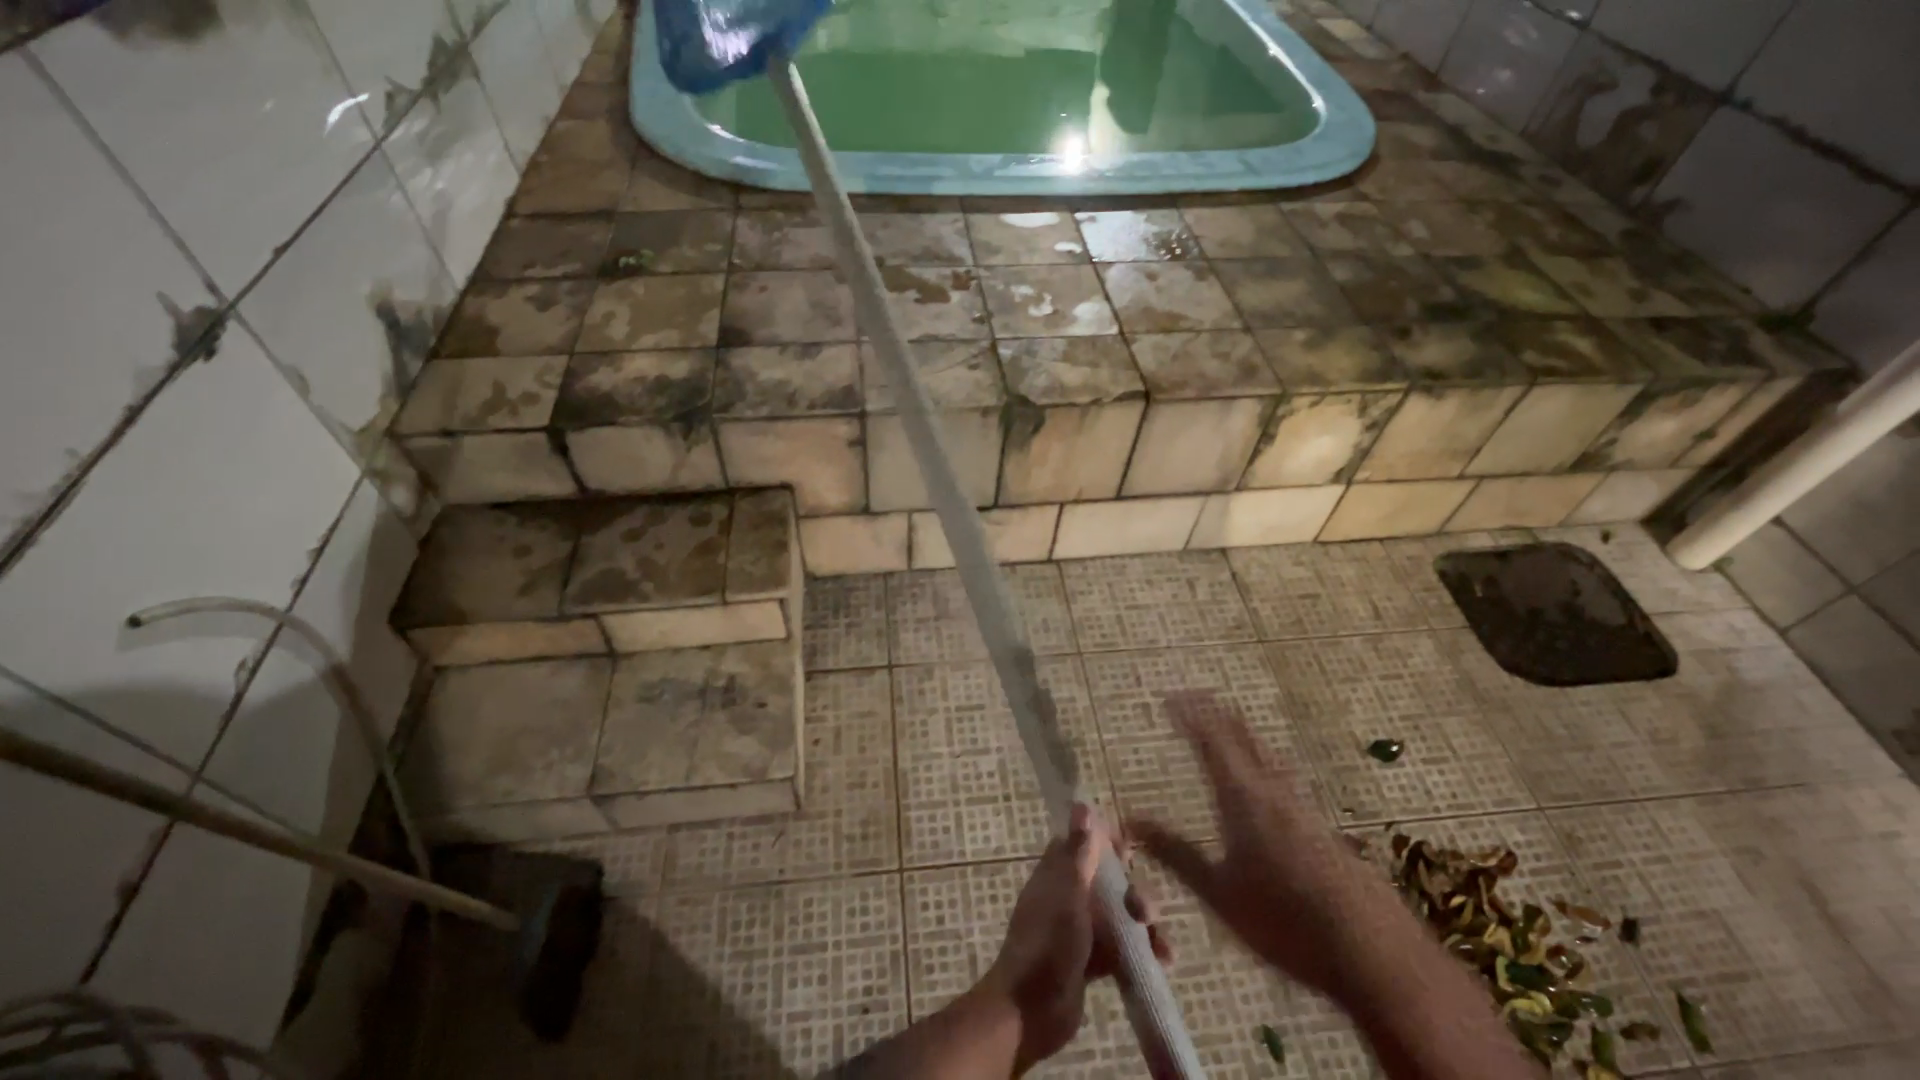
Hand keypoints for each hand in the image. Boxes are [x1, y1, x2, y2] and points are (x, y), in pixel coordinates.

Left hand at [974, 804, 1167, 1071]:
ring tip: (1160, 945)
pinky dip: (1142, 952)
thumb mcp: (1067, 894)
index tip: (1130, 851)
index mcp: (1056, 875)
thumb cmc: (1047, 944)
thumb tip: (1082, 804)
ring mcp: (1080, 930)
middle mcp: (1068, 897)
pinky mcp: (1092, 961)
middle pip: (1109, 881)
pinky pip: (1123, 948)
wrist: (1031, 1009)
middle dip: (1134, 891)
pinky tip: (1162, 961)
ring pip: (1120, 915)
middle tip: (1143, 910)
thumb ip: (1080, 853)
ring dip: (1144, 925)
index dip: (1107, 842)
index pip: (1083, 844)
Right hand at [1126, 690, 1391, 999]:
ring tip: (1231, 728)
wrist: (1369, 951)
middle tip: (1199, 698)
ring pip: (1270, 758)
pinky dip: (1266, 764)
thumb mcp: (1217, 892)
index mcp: (1243, 800)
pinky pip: (1286, 780)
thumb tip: (1129, 821)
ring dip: (1245, 737)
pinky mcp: (1325, 831)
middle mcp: (1275, 794)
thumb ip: (1174, 853)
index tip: (1171, 698)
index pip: (1212, 743)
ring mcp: (1305, 810)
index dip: (1191, 717)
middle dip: (1220, 715)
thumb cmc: (1283, 921)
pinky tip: (1270, 784)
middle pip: (1246, 741)